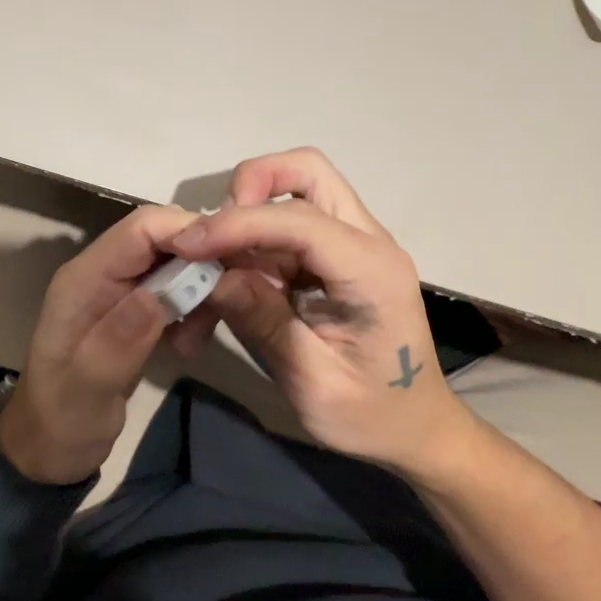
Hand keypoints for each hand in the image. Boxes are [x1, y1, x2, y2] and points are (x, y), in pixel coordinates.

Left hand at [0, 205, 213, 483]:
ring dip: (199, 288)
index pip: (140, 229)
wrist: (47, 449)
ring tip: (199, 337)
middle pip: (162, 238)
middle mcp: (102, 274)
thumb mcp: (85, 391)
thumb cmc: (61, 422)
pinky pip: (173, 290)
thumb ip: (116, 343)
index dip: (186, 232)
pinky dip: (192, 308)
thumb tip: (156, 296)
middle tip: (230, 301)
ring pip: (173, 262)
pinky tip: (190, 344)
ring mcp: (118, 292)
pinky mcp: (134, 311)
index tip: (232, 258)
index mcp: (84, 280)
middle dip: (202, 260)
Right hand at [165, 150, 475, 479]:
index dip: (238, 224)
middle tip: (210, 234)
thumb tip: (210, 276)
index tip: (187, 246)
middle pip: (306, 171)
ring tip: (208, 268)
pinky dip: (245, 249)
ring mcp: (349, 245)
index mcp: (372, 271)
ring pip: (290, 193)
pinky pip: (280, 232)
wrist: (414, 429)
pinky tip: (220, 290)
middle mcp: (366, 241)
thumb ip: (263, 322)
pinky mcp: (329, 258)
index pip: (299, 218)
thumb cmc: (372, 415)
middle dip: (249, 186)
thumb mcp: (313, 382)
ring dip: (242, 220)